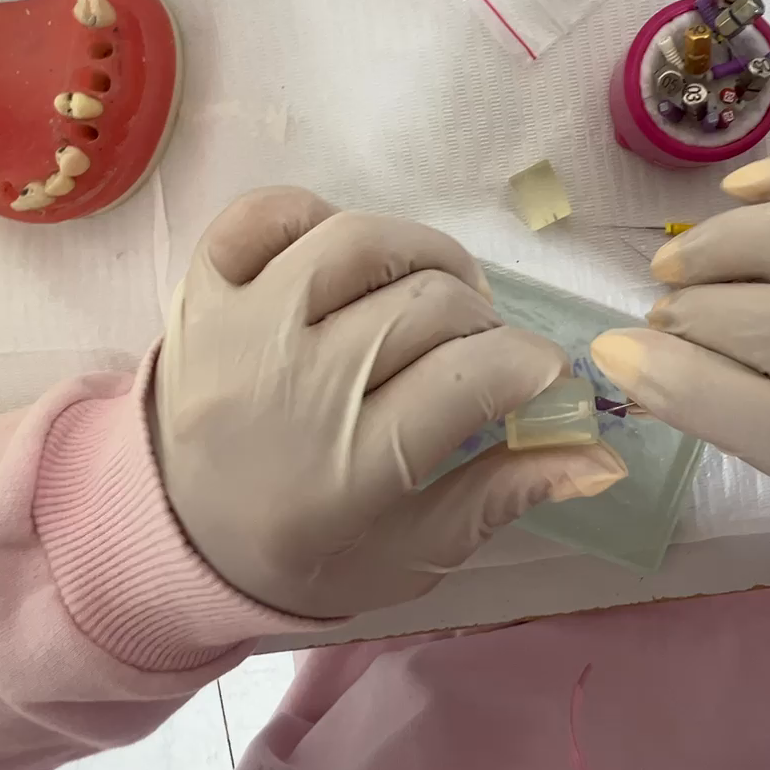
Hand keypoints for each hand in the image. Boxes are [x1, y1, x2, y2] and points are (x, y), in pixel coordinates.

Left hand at [154, 188, 626, 618]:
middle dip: (483, 323)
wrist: (167, 540)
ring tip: (435, 290)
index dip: (535, 367)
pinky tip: (346, 258)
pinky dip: (317, 215)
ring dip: (423, 255)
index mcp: (347, 468)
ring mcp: (239, 328)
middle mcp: (291, 384)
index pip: (471, 379)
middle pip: (427, 305)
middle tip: (480, 352)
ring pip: (359, 241)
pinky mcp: (202, 291)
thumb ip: (505, 497)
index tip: (544, 379)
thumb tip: (603, 457)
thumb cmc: (302, 556)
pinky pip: (266, 213)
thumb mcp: (412, 553)